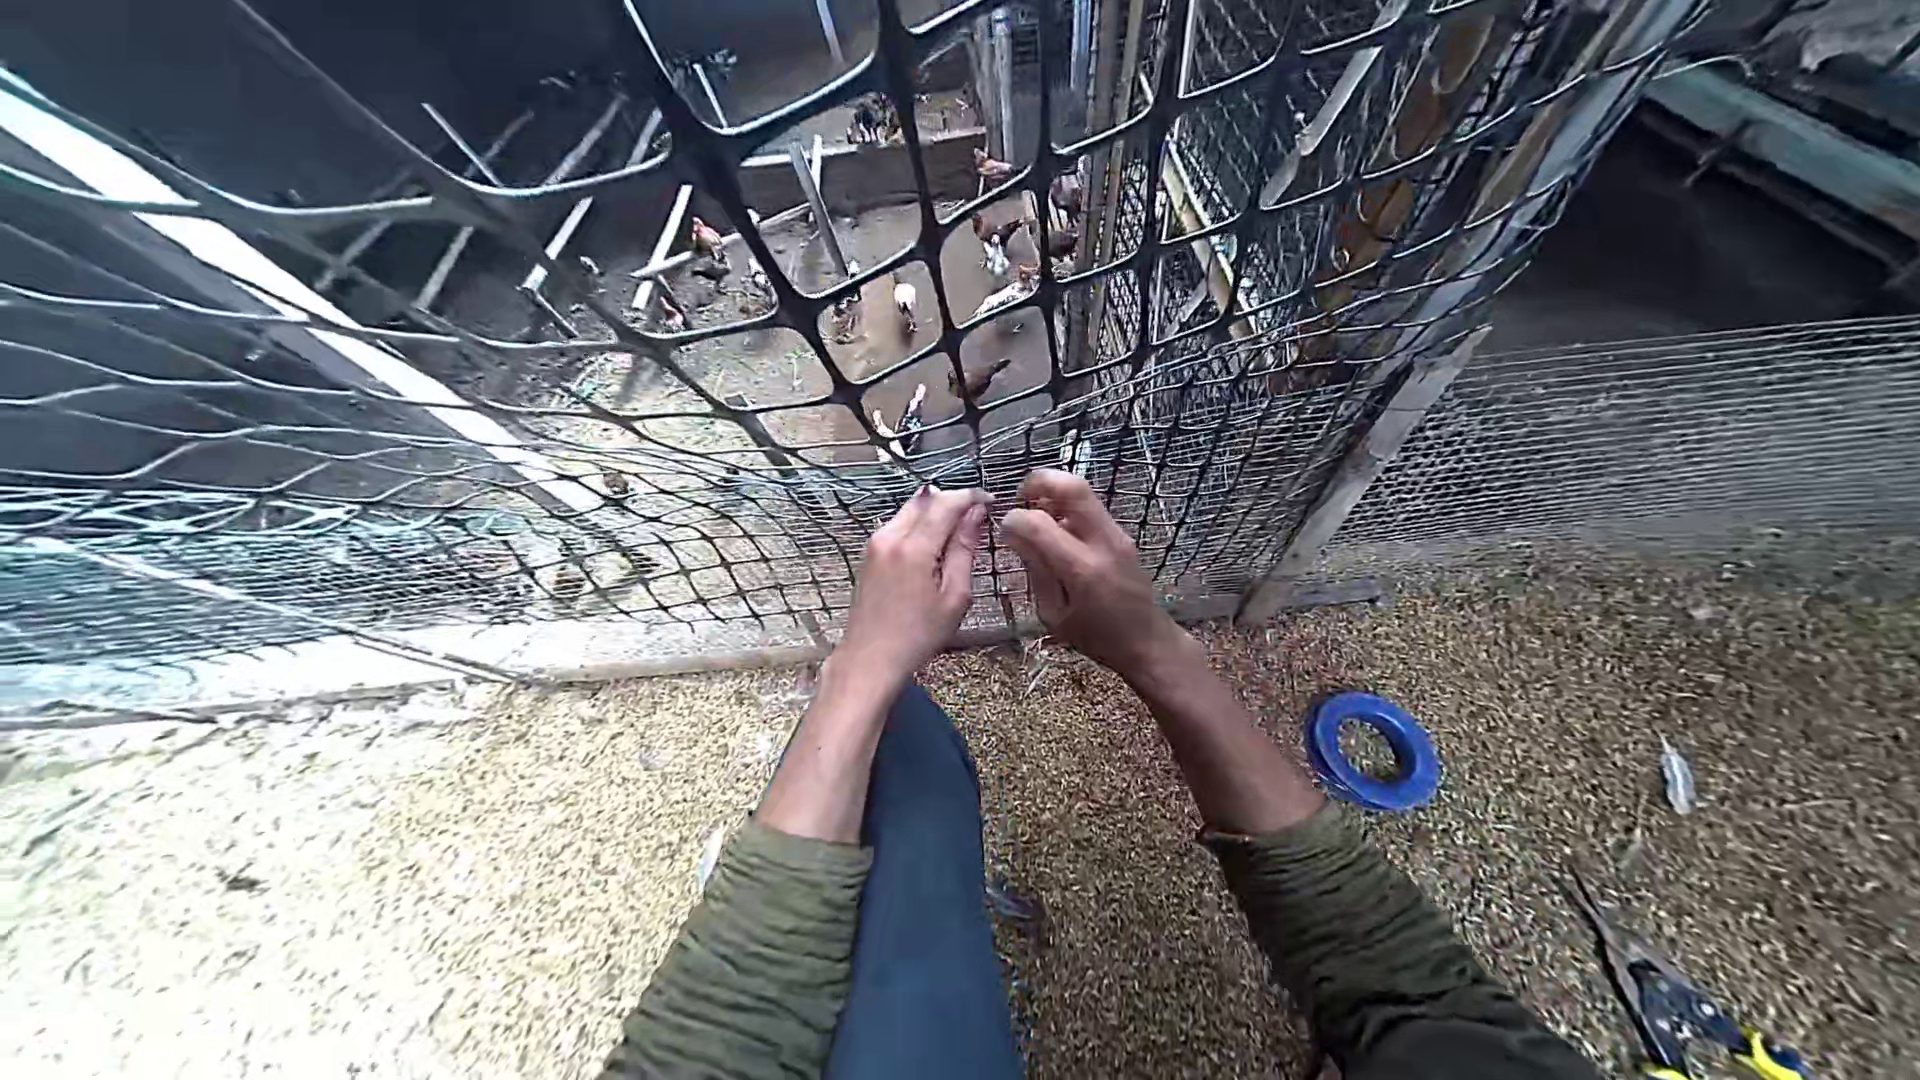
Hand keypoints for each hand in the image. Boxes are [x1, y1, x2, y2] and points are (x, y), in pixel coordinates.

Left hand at [835, 485, 990, 695]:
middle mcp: (889, 537)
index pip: (946, 503)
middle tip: (977, 514)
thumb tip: (976, 514)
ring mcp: (875, 543)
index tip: (990, 500)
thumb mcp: (954, 596)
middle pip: (926, 500)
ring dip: (936, 511)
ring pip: (911, 509)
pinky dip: (920, 523)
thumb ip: (965, 550)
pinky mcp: (869, 552)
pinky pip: (898, 523)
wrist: (870, 658)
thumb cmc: (918, 635)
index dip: (971, 496)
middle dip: (953, 500)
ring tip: (958, 530)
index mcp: (913, 548)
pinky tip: (934, 543)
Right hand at [999, 469, 1186, 680]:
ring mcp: (1117, 534)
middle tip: (1021, 498)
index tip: (1005, 529)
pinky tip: (1055, 529)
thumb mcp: (1053, 614)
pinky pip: (1090, 505)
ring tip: (1035, 514)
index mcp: (1083, 570)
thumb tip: (1013, 532)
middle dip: (1038, 482)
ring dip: (1053, 493)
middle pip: (1072, 487)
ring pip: (1083, 490)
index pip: (1040, 524)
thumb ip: (1035, 570)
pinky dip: (1066, 506)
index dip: (1014, 519)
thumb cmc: (1096, 637)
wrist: (1147, 640)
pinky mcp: (1121, 533)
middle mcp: (1103, 542)